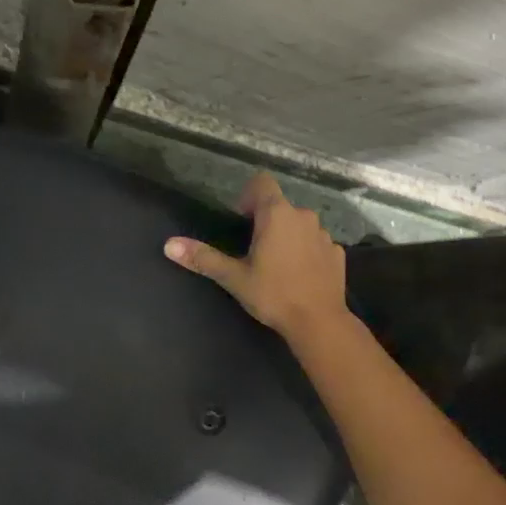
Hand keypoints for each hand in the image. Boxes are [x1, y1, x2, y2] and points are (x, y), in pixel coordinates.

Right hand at [164, 172, 347, 339]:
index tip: (240, 220)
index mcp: (276, 215)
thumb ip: (203, 258)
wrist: (318, 321)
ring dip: (286, 237)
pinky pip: (315, 244)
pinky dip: (305, 253)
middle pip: (280, 207)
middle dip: (265, 222)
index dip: (248, 196)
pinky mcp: (336, 253)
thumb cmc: (273, 294)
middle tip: (252, 251)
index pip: (262, 183)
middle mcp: (303, 216)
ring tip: (275, 266)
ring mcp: (324, 234)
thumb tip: (169, 245)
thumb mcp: (234, 278)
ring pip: (299, 226)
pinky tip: (297, 276)